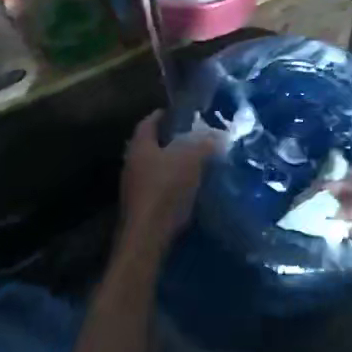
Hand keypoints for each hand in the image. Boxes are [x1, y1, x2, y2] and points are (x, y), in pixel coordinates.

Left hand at [118, 110, 217, 256]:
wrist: (148, 238)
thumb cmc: (166, 190)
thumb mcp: (191, 160)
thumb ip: (205, 144)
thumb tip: (219, 135)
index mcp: (140, 146)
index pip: (149, 121)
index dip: (165, 114)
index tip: (184, 113)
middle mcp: (132, 164)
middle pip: (153, 145)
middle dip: (173, 140)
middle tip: (198, 137)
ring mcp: (135, 188)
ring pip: (157, 167)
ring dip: (175, 164)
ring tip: (199, 163)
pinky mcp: (143, 208)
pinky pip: (161, 188)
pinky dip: (175, 184)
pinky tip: (192, 189)